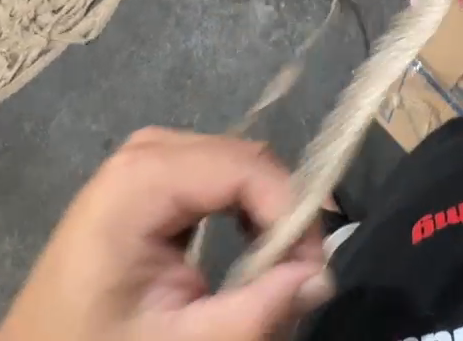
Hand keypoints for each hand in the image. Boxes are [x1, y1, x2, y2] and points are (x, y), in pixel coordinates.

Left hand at [0, 128, 329, 340]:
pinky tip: (250, 247)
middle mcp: (146, 150)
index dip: (293, 213)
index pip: (247, 168)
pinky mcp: (150, 174)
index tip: (313, 273)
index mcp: (140, 180)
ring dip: (269, 213)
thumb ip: (255, 312)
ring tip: (280, 269)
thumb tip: (322, 278)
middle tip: (302, 276)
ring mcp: (146, 157)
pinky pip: (218, 174)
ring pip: (239, 164)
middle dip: (284, 213)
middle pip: (245, 160)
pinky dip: (245, 209)